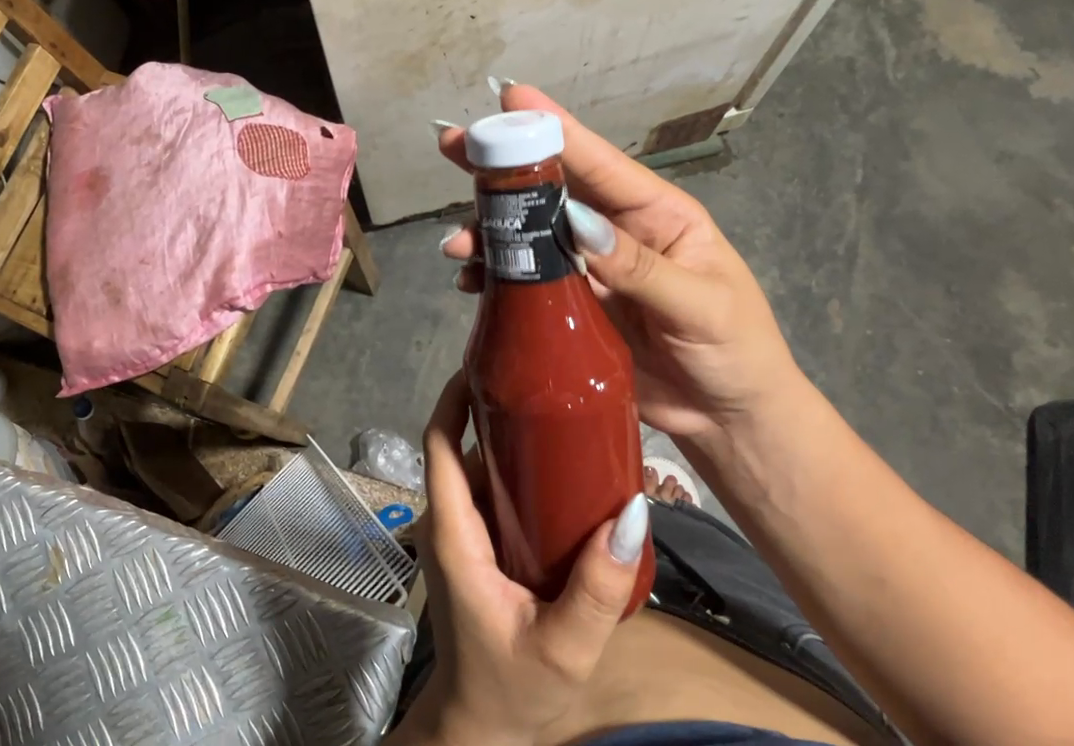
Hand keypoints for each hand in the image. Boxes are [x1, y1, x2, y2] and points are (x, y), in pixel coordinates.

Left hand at [390, 371, 648, 745]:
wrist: (479, 727)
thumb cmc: (511, 689)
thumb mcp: (564, 648)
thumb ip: (598, 589)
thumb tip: (634, 513)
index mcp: (453, 534)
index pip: (440, 447)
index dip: (454, 399)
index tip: (486, 364)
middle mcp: (449, 523)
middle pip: (461, 448)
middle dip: (492, 409)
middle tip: (547, 382)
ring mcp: (462, 536)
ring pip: (479, 471)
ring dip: (511, 441)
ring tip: (563, 414)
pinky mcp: (479, 549)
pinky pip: (494, 496)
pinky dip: (521, 475)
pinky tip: (566, 472)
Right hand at [437, 82, 806, 442]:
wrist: (728, 418)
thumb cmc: (735, 351)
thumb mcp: (700, 305)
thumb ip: (639, 265)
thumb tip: (576, 221)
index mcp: (656, 216)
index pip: (600, 164)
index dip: (554, 128)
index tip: (511, 97)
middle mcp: (614, 232)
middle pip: (550, 189)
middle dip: (500, 168)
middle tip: (452, 146)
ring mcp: (588, 269)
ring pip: (527, 236)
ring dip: (488, 232)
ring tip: (457, 247)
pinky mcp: (569, 307)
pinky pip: (523, 281)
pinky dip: (493, 277)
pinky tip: (470, 282)